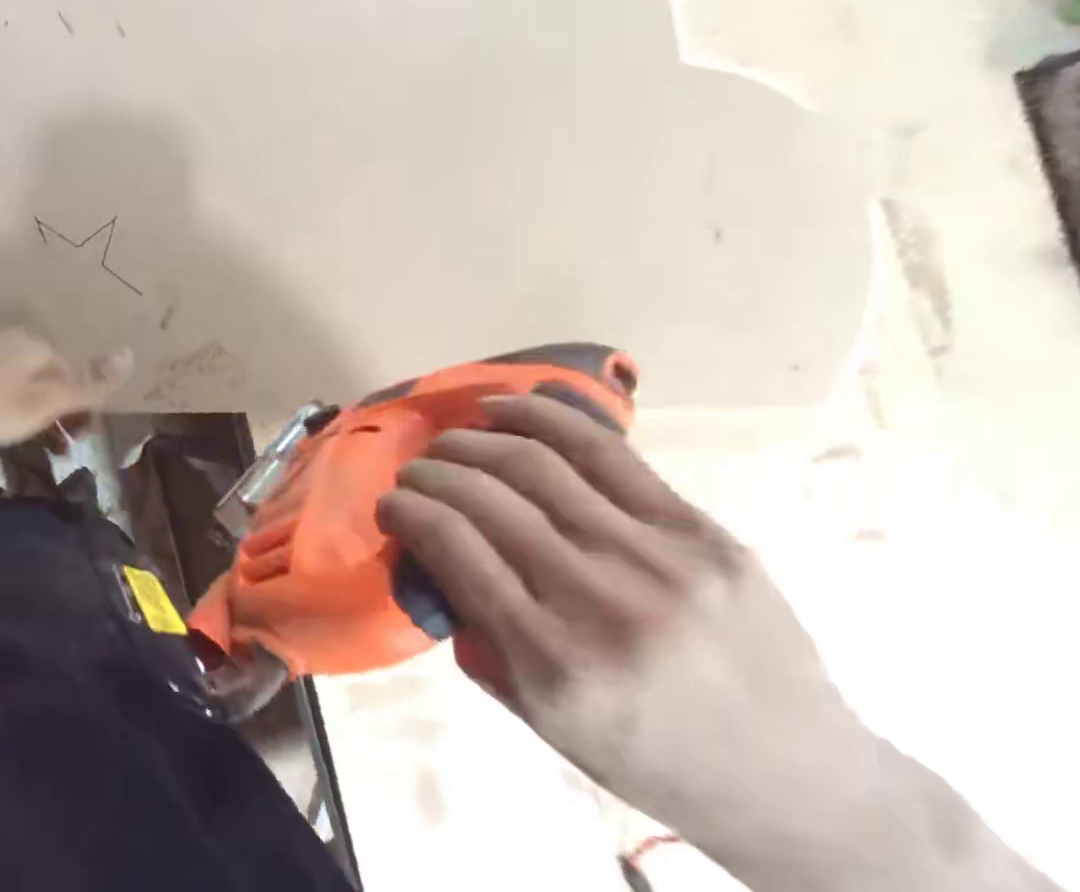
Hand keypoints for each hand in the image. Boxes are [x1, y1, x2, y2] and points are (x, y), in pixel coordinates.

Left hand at [0, 330, 130, 445]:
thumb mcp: (44, 402)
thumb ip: (89, 384)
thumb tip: (131, 352)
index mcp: (40, 347)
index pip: (76, 377)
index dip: (83, 411)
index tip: (81, 443)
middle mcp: (15, 342)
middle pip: (50, 382)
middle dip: (60, 417)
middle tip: (61, 452)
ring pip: (24, 388)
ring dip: (35, 419)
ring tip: (34, 451)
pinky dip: (8, 412)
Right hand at [375, 395, 910, 886]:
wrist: (797, 780)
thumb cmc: (647, 756)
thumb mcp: (539, 718)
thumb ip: (476, 633)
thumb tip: (430, 553)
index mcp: (553, 658)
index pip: (452, 545)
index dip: (405, 509)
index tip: (388, 504)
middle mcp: (601, 599)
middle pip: (484, 497)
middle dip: (429, 473)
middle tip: (412, 474)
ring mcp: (658, 557)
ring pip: (535, 464)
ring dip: (472, 441)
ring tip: (448, 442)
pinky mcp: (700, 531)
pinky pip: (605, 453)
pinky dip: (543, 418)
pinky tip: (504, 407)